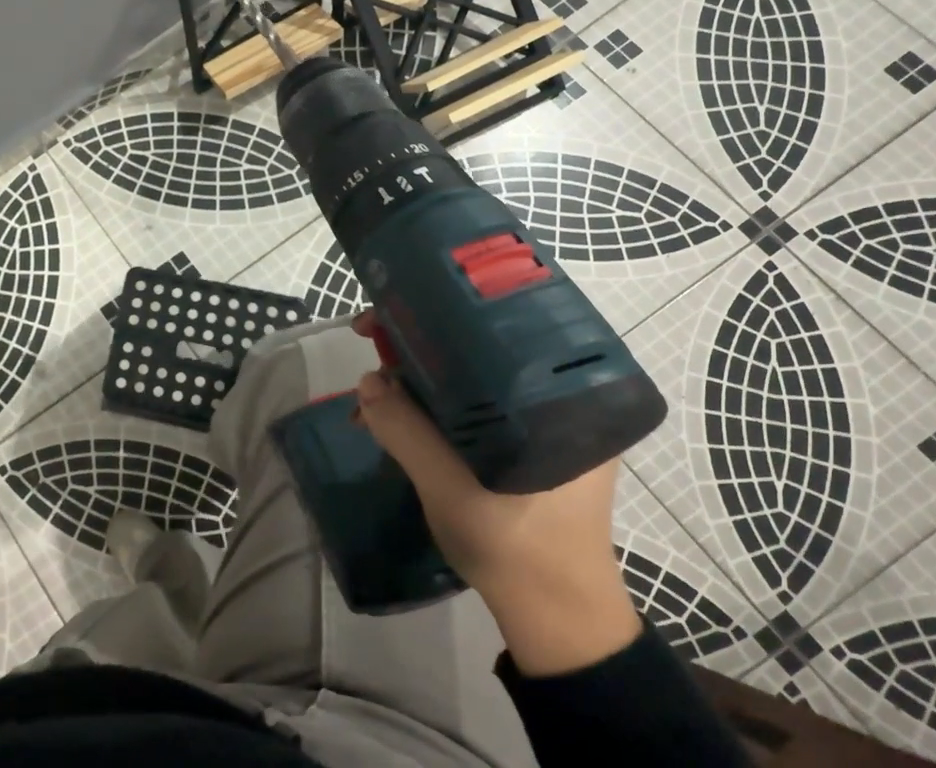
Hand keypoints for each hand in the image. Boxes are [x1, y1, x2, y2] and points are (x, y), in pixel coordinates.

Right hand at [349, 313, 641, 675]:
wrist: (557, 619)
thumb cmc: (516, 549)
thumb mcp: (450, 489)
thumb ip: (406, 432)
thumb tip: (368, 382)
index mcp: (567, 402)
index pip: (501, 330)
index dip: (441, 315)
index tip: (394, 315)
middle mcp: (564, 404)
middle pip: (484, 351)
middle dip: (421, 348)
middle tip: (374, 352)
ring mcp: (548, 429)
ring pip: (476, 382)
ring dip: (423, 381)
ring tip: (377, 394)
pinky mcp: (530, 450)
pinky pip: (478, 410)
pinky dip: (437, 407)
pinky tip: (403, 418)